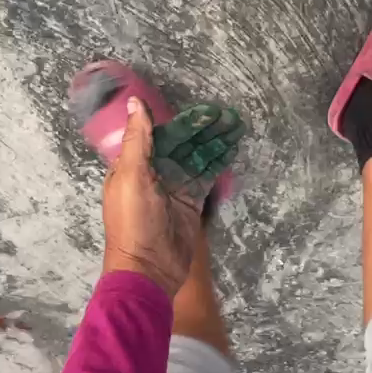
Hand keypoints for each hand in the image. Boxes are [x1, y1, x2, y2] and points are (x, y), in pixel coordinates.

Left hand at [101, 98, 244, 296]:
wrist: (148, 270)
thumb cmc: (135, 221)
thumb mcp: (132, 176)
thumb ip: (137, 139)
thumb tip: (133, 101)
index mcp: (135, 164)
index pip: (164, 134)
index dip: (187, 122)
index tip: (211, 111)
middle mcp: (155, 173)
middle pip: (184, 144)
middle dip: (207, 130)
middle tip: (232, 118)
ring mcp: (174, 189)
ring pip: (198, 157)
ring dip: (216, 143)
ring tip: (238, 129)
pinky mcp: (190, 204)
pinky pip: (205, 177)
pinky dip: (218, 163)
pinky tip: (232, 150)